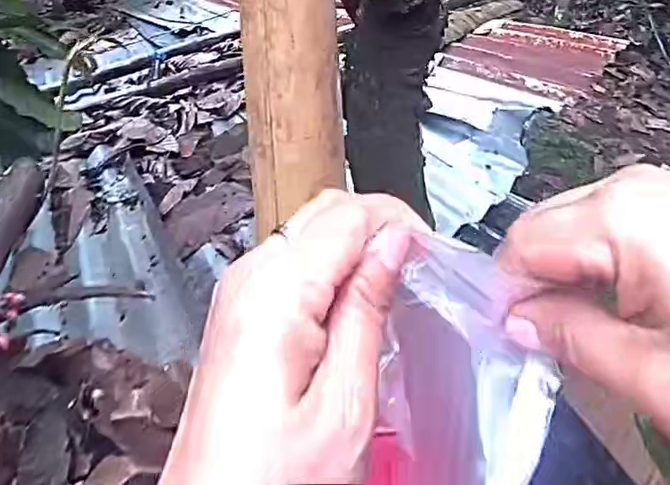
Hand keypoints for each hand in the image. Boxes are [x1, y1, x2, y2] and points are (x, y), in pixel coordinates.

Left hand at [161, 190, 426, 484]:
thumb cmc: (268, 480)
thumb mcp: (343, 408)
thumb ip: (367, 310)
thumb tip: (391, 245)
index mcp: (273, 290)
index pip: (345, 214)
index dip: (395, 220)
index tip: (430, 247)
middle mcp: (247, 275)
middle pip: (322, 212)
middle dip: (376, 225)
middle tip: (420, 264)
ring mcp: (238, 288)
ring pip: (308, 231)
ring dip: (354, 245)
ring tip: (393, 288)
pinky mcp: (239, 306)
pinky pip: (291, 261)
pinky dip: (329, 267)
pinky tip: (353, 304)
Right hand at [498, 165, 669, 484]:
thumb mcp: (656, 382)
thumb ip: (567, 338)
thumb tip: (510, 321)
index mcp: (622, 212)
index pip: (523, 245)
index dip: (508, 297)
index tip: (506, 344)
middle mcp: (635, 185)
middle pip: (544, 228)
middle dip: (537, 285)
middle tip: (546, 346)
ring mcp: (664, 193)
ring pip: (573, 229)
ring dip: (568, 279)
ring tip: (587, 335)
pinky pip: (610, 231)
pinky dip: (601, 270)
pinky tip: (623, 313)